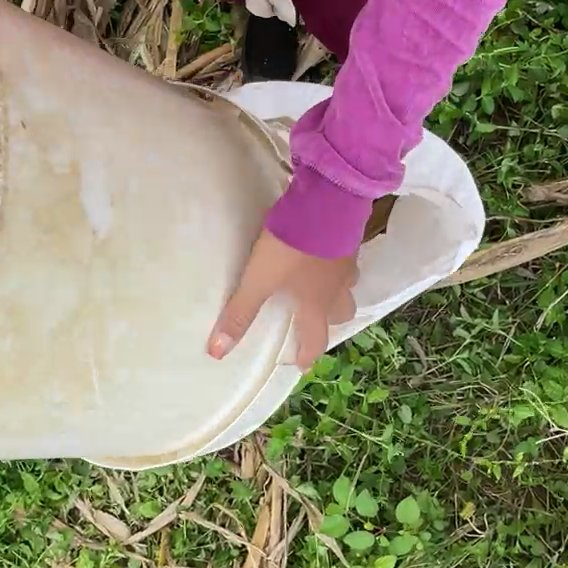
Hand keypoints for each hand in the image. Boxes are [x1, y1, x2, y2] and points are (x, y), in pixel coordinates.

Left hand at [209, 230, 357, 368]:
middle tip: (312, 319)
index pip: (315, 339)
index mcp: (316, 304)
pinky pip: (346, 261)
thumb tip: (217, 353)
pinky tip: (323, 254)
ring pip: (347, 287)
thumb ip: (240, 313)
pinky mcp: (350, 239)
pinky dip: (335, 264)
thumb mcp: (259, 279)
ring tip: (319, 286)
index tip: (301, 366)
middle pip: (341, 314)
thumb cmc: (292, 246)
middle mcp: (336, 289)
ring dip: (334, 291)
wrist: (326, 202)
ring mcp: (347, 263)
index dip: (307, 355)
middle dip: (328, 321)